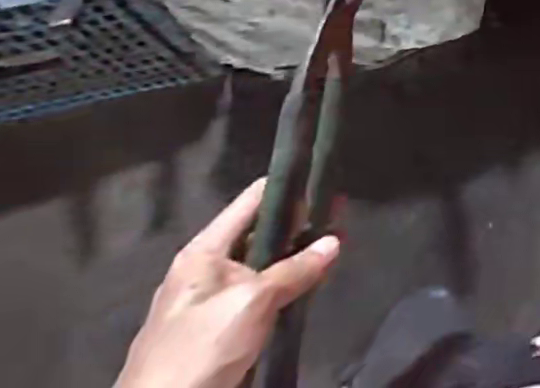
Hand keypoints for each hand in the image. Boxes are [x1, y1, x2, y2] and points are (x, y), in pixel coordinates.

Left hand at [115, 178, 340, 387]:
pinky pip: (258, 298)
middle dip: (299, 226)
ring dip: (295, 260)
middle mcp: (207, 268)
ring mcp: (211, 303)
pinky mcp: (219, 333)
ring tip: (334, 253)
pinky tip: (309, 290)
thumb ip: (295, 270)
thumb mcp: (252, 303)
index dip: (291, 188)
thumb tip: (334, 241)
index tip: (327, 186)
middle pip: (260, 231)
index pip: (254, 198)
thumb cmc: (199, 353)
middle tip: (340, 222)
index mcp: (205, 250)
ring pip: (262, 266)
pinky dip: (283, 290)